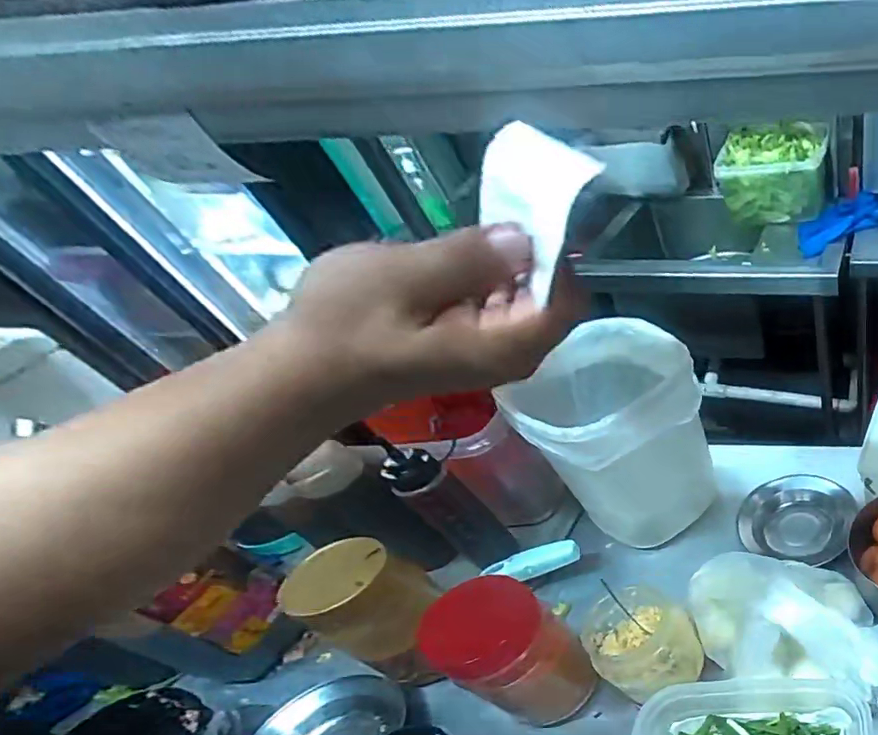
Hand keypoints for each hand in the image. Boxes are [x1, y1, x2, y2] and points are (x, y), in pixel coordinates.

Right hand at [262, 225, 584, 400]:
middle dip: (531, 259)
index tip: (531, 220)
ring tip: (467, 235)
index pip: (567, 304)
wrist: (309, 374)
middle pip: (551, 301)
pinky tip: (456, 260)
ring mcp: (495, 354)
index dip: (558, 259)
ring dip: (507, 266)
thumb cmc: (347, 326)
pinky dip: (488, 280)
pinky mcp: (475, 346)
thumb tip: (523, 239)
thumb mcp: (403, 276)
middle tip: (492, 217)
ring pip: (526, 302)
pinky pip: (500, 308)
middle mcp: (514, 357)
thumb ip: (468, 259)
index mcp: (507, 347)